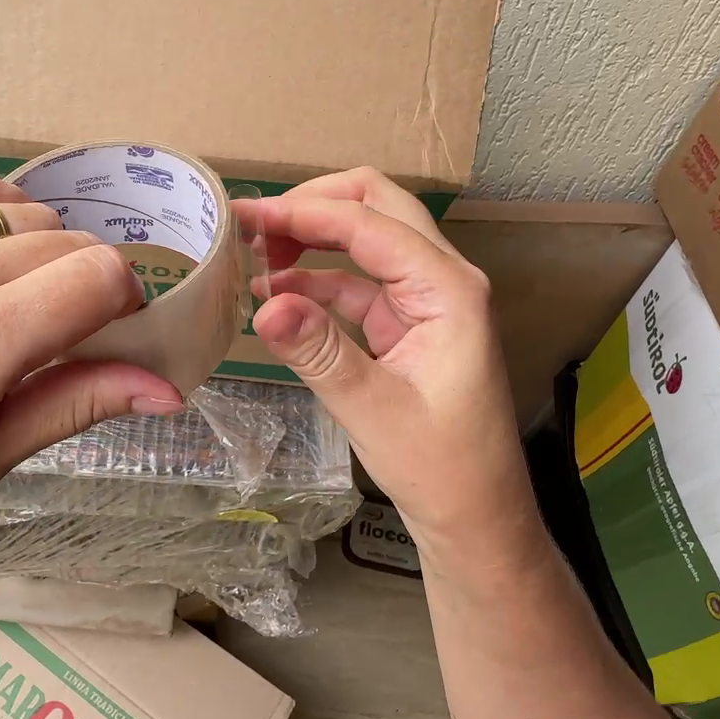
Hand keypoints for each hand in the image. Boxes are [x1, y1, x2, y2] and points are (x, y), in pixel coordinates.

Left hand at [0, 173, 183, 634]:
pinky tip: (2, 240)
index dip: (127, 303)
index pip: (97, 276)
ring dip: (49, 250)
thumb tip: (171, 390)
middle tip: (78, 337)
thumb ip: (82, 402)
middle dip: (94, 284)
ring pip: (20, 214)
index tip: (117, 340)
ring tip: (34, 302)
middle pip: (66, 241)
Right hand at [236, 168, 528, 559]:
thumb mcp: (373, 409)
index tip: (246, 215)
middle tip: (253, 224)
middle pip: (377, 207)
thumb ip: (319, 352)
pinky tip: (275, 292)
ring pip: (365, 239)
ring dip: (312, 237)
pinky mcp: (404, 323)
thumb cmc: (438, 466)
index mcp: (448, 290)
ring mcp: (424, 300)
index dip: (304, 212)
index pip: (369, 224)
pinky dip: (315, 279)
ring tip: (254, 252)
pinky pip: (355, 282)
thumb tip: (264, 305)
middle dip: (313, 205)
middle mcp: (441, 280)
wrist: (474, 513)